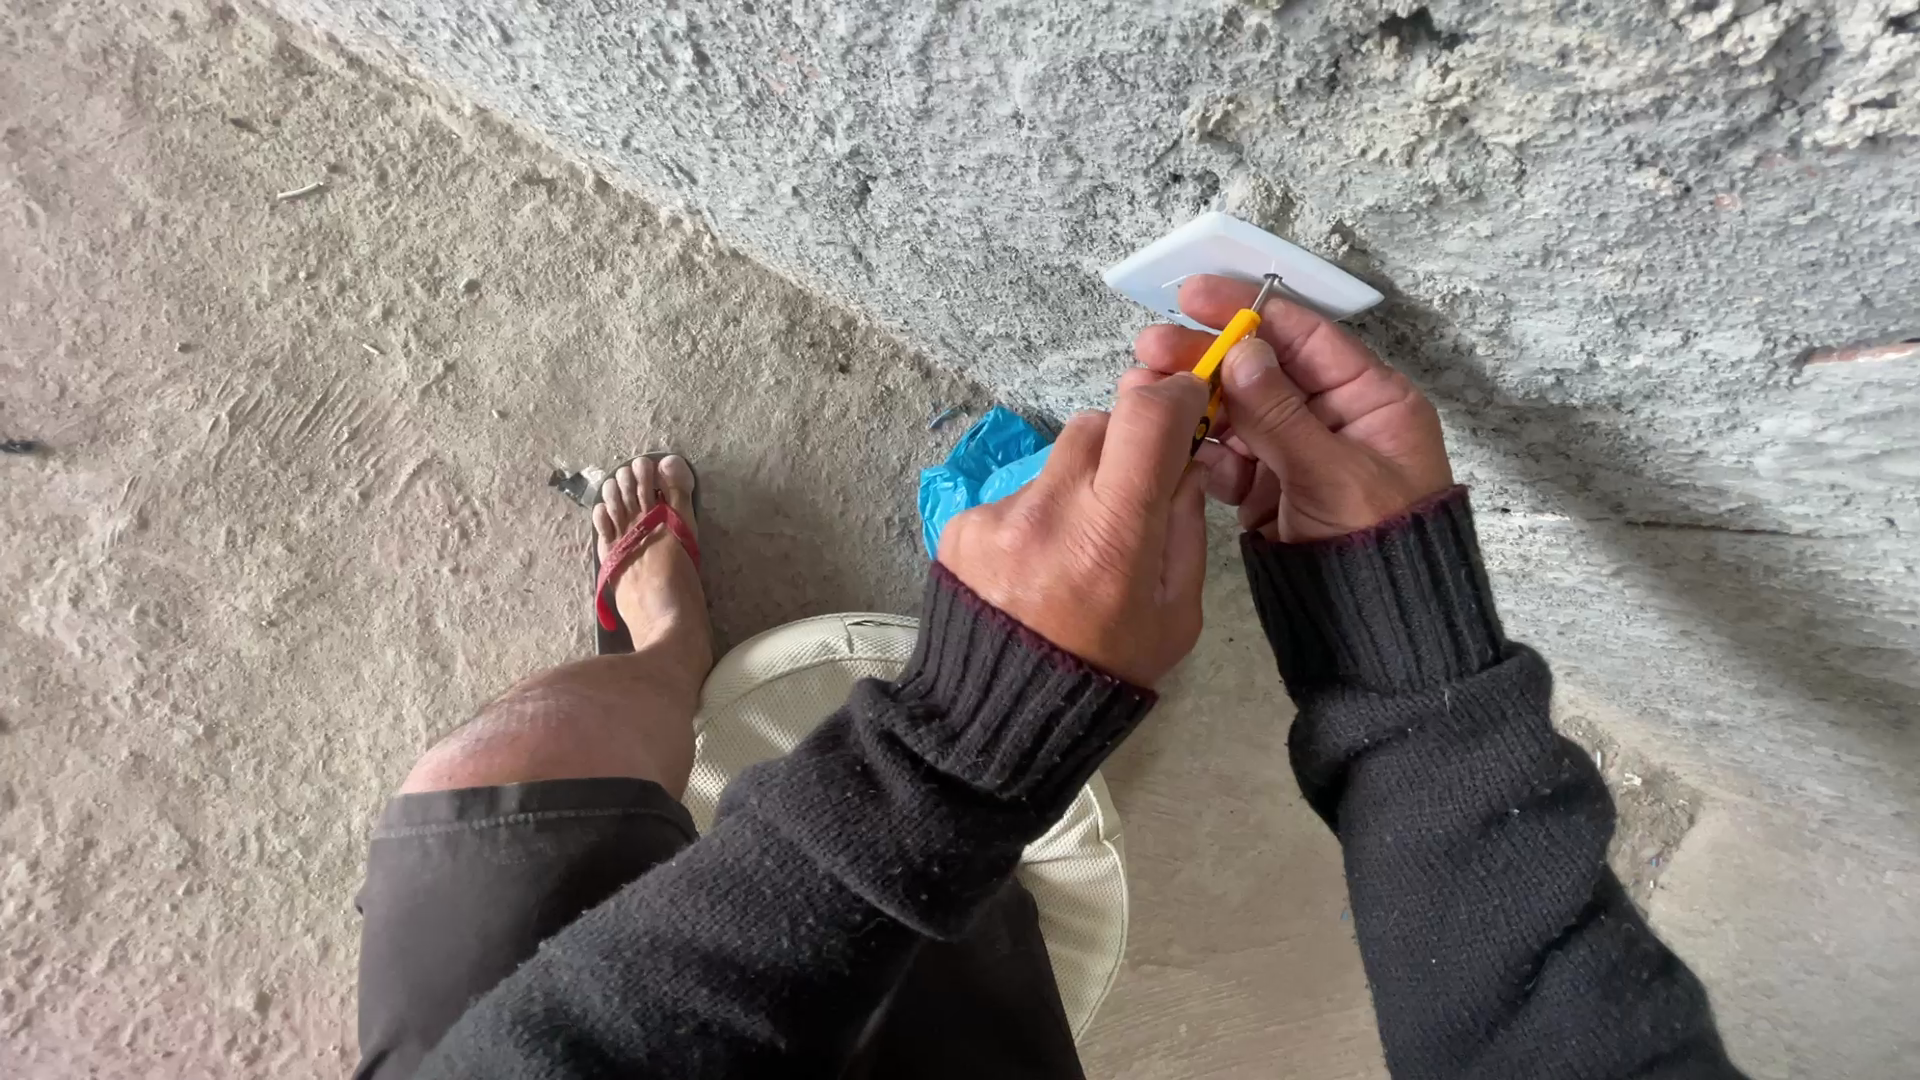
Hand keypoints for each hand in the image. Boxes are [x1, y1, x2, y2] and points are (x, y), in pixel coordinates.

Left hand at [936, 375, 1211, 685]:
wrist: (997, 713)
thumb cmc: (1104, 671)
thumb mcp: (1175, 616)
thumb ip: (1186, 529)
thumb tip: (1185, 464)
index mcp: (1111, 536)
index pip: (1145, 419)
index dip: (1172, 397)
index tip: (1185, 405)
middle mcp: (1049, 510)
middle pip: (1095, 424)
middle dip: (1124, 443)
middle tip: (1127, 490)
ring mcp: (997, 514)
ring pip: (1054, 460)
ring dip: (1076, 483)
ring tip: (1073, 546)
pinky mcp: (961, 524)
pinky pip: (1015, 495)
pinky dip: (1035, 515)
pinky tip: (1032, 565)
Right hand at [1135, 274, 1453, 542]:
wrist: (1368, 622)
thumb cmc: (1374, 540)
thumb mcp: (1334, 474)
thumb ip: (1283, 414)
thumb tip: (1241, 349)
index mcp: (1368, 398)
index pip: (1304, 337)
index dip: (1250, 309)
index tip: (1196, 294)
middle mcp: (1327, 415)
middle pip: (1260, 370)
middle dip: (1205, 356)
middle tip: (1149, 346)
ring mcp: (1291, 450)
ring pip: (1234, 412)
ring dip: (1192, 401)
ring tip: (1143, 390)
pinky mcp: (1263, 484)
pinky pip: (1225, 456)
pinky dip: (1198, 449)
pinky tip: (1170, 441)